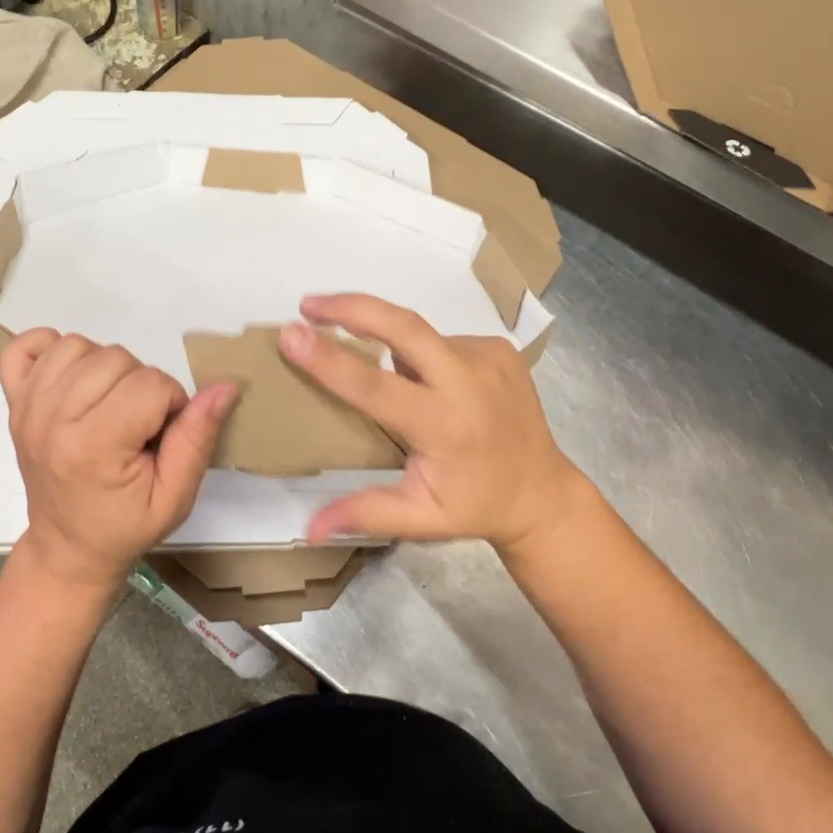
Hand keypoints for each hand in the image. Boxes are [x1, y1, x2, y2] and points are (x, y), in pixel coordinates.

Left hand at [0, 330, 237, 588]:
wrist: (67, 548)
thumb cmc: (125, 526)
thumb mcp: (175, 497)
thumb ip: (197, 439)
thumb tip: (226, 387)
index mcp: (93, 446)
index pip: (150, 385)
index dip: (171, 404)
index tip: (163, 436)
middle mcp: (53, 419)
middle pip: (116, 358)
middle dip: (142, 385)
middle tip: (139, 425)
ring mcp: (28, 408)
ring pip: (80, 346)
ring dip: (105, 367)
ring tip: (110, 403)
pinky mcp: (13, 402)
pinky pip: (27, 347)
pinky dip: (52, 350)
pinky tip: (72, 378)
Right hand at [279, 294, 592, 554]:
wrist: (542, 491)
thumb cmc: (476, 505)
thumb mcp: (422, 519)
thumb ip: (366, 514)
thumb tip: (306, 528)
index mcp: (443, 424)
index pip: (375, 385)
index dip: (329, 359)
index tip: (290, 334)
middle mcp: (468, 380)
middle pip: (402, 325)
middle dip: (351, 307)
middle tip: (308, 305)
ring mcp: (488, 357)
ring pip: (419, 335)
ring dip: (388, 340)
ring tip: (379, 369)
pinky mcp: (498, 347)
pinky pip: (442, 340)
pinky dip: (420, 352)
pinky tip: (424, 379)